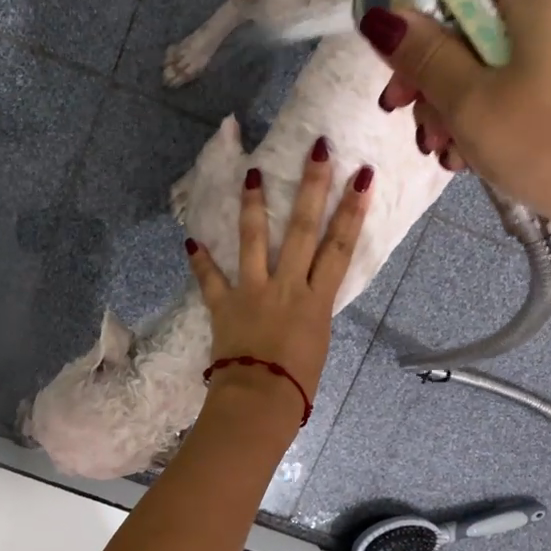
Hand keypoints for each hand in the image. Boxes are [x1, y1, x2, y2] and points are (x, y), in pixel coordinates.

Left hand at [185, 141, 372, 426]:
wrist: (259, 401)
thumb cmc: (297, 384)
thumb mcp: (316, 343)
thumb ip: (311, 314)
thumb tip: (305, 301)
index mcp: (316, 299)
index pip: (340, 246)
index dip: (352, 209)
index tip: (360, 175)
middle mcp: (286, 287)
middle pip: (303, 230)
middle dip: (311, 187)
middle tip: (316, 149)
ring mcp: (252, 292)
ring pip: (254, 241)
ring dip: (253, 205)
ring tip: (252, 172)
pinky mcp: (223, 305)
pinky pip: (209, 279)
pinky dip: (199, 260)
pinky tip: (190, 239)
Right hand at [363, 0, 550, 257]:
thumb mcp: (472, 105)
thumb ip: (424, 56)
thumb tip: (382, 14)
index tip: (389, 0)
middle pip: (488, 6)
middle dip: (432, 53)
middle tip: (398, 106)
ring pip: (507, 49)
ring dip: (457, 91)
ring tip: (439, 149)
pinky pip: (536, 76)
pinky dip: (495, 103)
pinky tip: (477, 154)